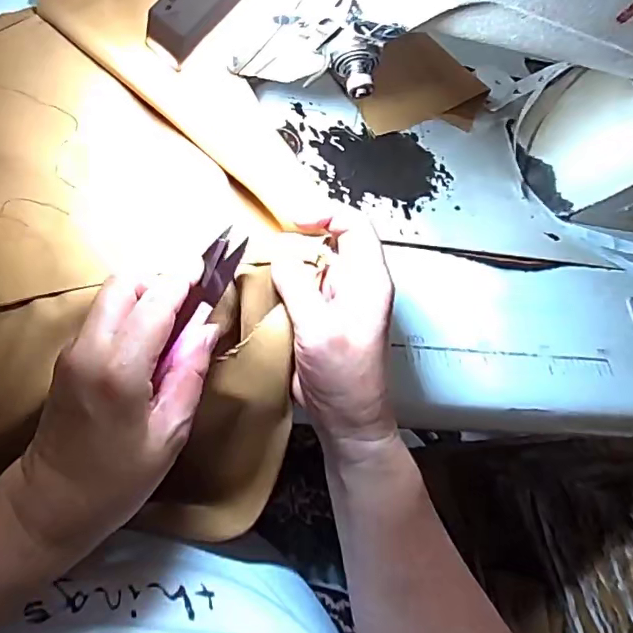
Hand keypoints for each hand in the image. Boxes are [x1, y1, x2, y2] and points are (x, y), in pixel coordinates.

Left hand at [3, 275, 218, 559]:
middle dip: (160, 280)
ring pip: (111, 295)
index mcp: (118, 369)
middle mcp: (90, 347)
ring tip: (176, 320)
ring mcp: (73, 348)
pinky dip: (130, 311)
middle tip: (191, 299)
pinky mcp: (68, 355)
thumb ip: (189, 374)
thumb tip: (206, 328)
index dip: (183, 280)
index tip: (207, 267)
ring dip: (144, 293)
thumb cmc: (116, 481)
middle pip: (124, 283)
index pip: (154, 302)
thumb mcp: (167, 434)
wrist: (50, 502)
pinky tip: (151, 339)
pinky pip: (104, 315)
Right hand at [271, 207, 396, 455]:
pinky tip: (265, 285)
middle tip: (271, 238)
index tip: (293, 219)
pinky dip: (283, 278)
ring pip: (313, 260)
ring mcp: (337, 298)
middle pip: (331, 238)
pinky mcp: (320, 312)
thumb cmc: (345, 378)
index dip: (325, 213)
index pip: (354, 225)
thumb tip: (279, 255)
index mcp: (368, 280)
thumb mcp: (317, 328)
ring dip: (289, 258)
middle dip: (299, 234)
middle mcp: (355, 283)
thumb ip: (297, 286)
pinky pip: (301, 283)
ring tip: (264, 260)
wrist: (346, 419)